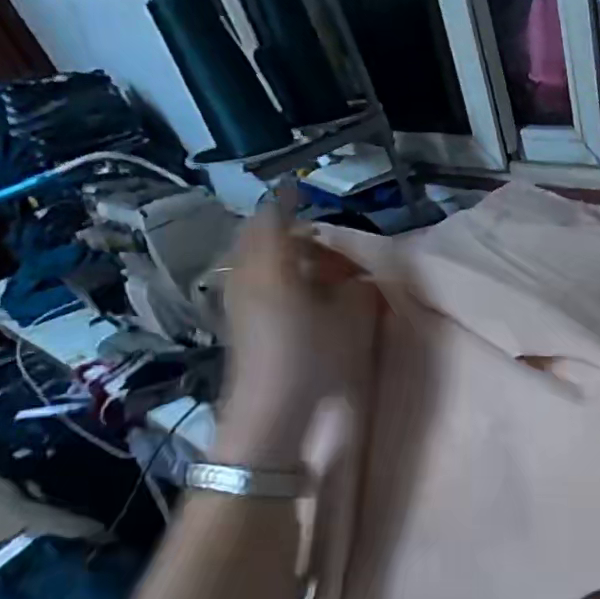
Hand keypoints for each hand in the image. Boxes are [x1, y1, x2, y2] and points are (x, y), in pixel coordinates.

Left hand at [213, 187, 373, 471]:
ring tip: (314, 266)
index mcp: (271, 266)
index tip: (298, 187)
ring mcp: (238, 300)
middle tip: (319, 236)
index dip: (287, 200)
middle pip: (260, 237)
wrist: (270, 411)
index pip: (274, 218)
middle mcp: (246, 275)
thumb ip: (359, 288)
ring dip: (283, 254)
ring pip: (256, 260)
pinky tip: (299, 292)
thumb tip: (362, 276)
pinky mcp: (239, 321)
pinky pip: (255, 280)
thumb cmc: (312, 357)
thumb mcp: (351, 319)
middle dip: (287, 229)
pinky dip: (275, 274)